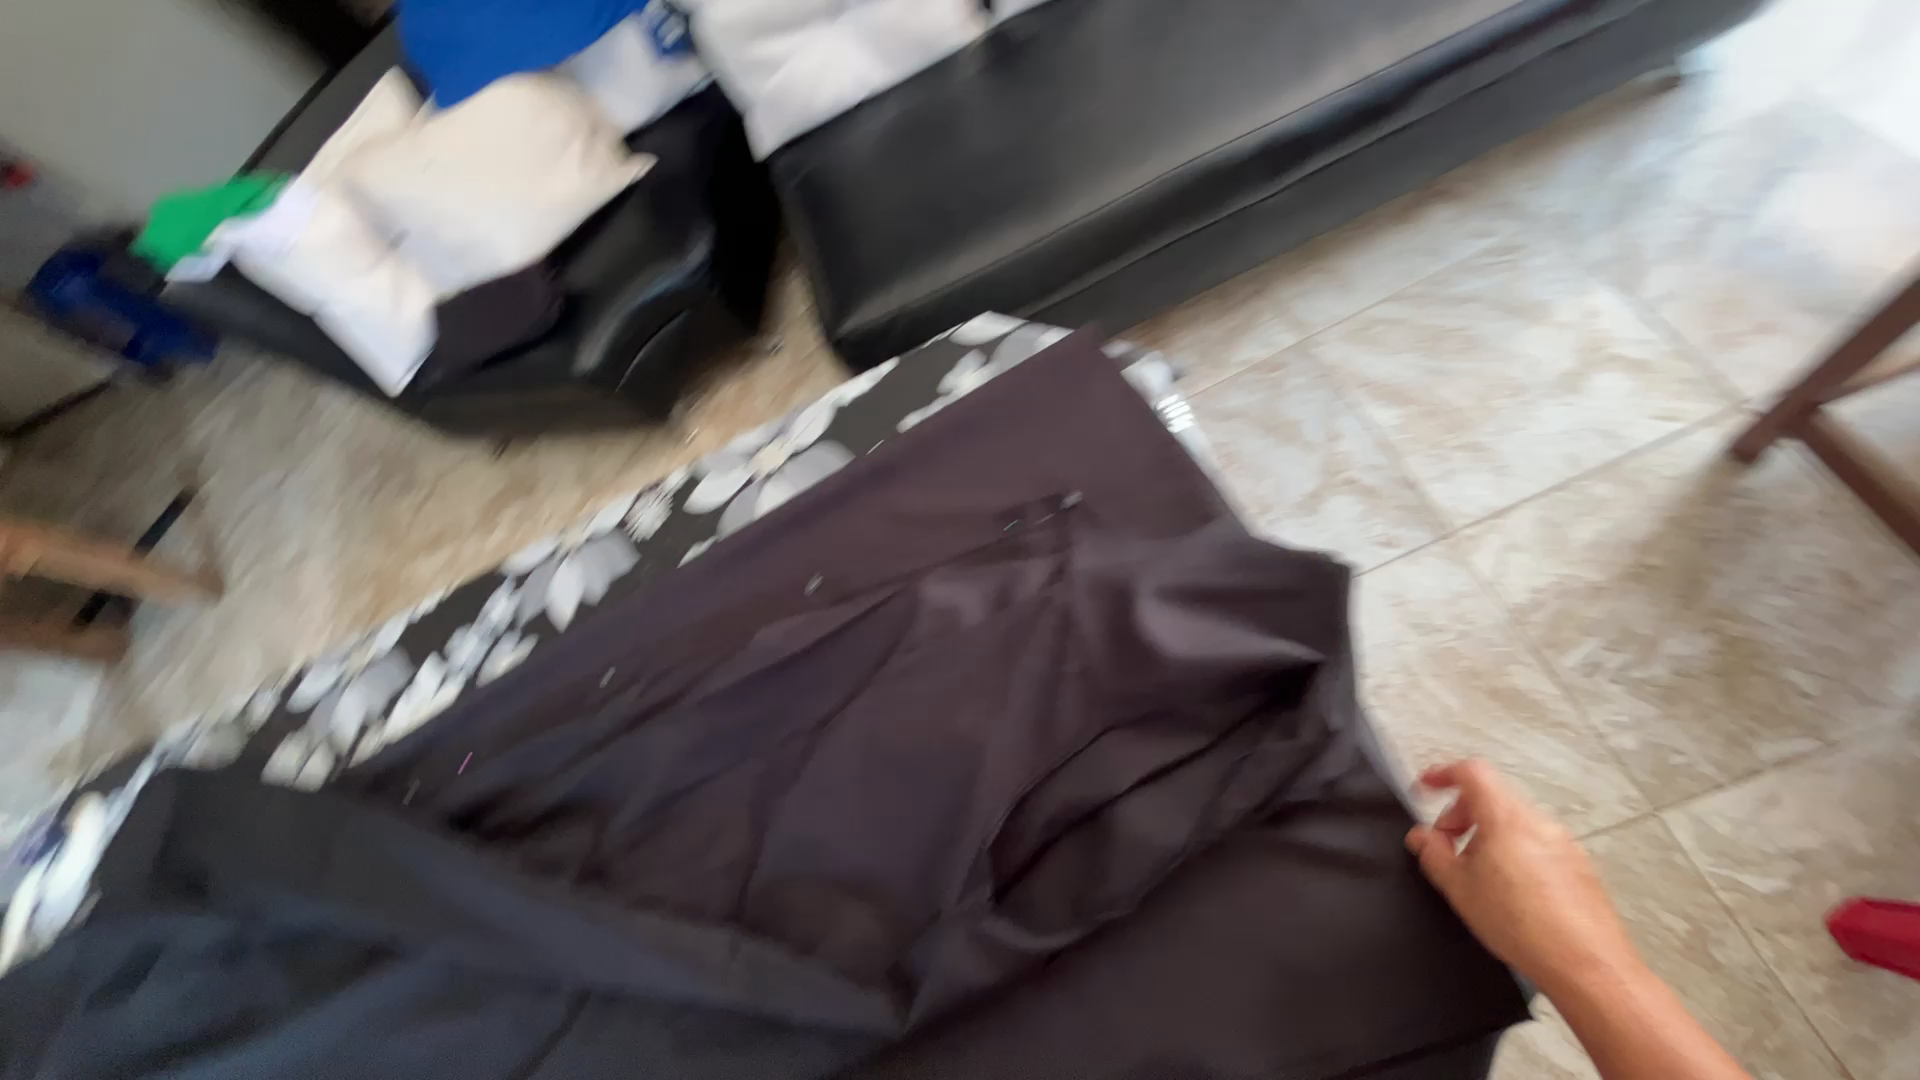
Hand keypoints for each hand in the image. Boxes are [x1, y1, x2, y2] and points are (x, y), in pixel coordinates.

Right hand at [1405, 761, 1640, 995]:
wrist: (1589, 967)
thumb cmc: (1518, 923)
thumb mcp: (1458, 887)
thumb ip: (1432, 852)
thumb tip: (1422, 836)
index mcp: (1506, 818)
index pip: (1472, 772)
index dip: (1441, 774)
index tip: (1424, 790)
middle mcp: (1539, 822)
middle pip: (1491, 796)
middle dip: (1460, 814)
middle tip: (1446, 845)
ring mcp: (1565, 844)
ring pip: (1514, 821)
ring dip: (1486, 835)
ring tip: (1476, 873)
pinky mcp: (1580, 867)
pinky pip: (1536, 843)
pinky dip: (1512, 850)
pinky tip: (1509, 890)